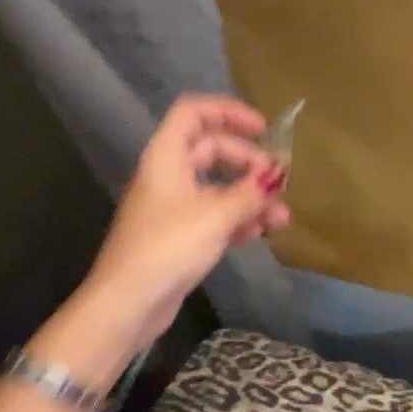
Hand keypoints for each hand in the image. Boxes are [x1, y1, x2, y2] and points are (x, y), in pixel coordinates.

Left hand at [89, 94, 290, 340]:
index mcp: (167, 156)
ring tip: (281, 219)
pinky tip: (259, 234)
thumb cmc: (170, 246)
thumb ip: (251, 193)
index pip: (195, 113)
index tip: (264, 130)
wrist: (131, 299)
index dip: (230, 113)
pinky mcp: (180, 237)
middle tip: (279, 184)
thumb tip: (278, 174)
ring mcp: (173, 207)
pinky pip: (214, 217)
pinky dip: (238, 220)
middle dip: (249, 164)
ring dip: (250, 199)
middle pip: (212, 151)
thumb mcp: (217, 215)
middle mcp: (169, 175)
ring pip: (218, 189)